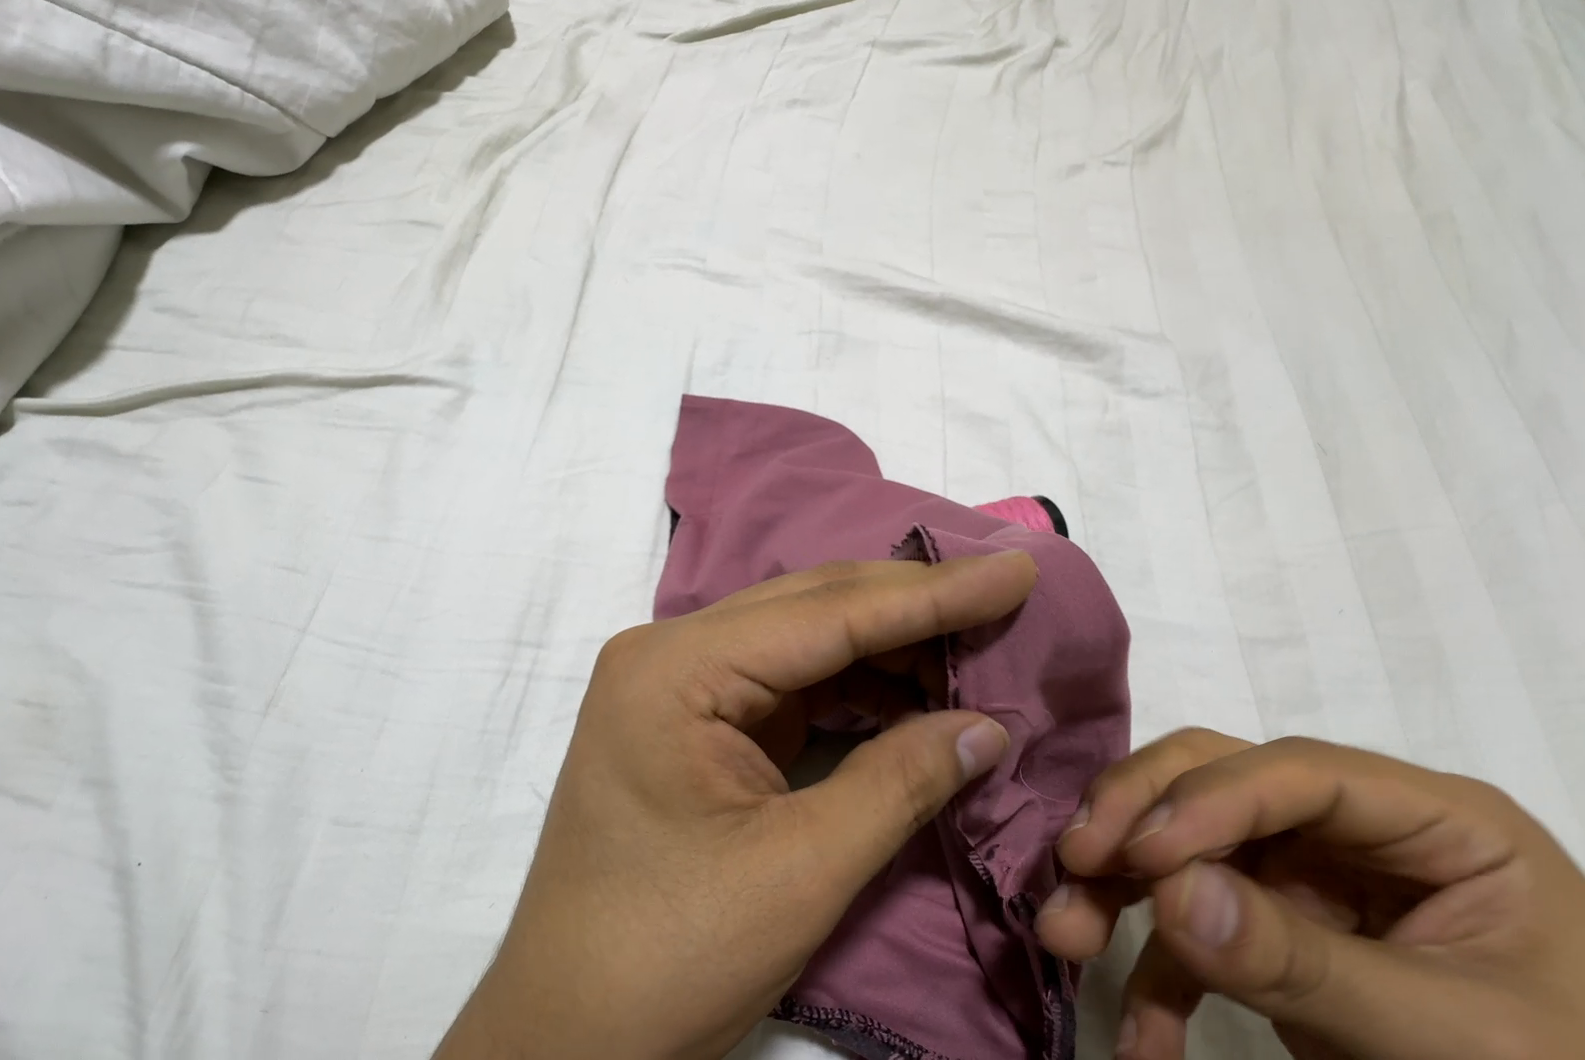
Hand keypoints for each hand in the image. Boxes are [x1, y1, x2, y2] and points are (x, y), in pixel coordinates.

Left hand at [437, 552, 1037, 1059]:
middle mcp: (672, 656)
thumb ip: (899, 782)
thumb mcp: (800, 870)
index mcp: (677, 668)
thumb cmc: (672, 954)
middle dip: (914, 608)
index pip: (829, 614)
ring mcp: (680, 689)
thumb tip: (987, 726)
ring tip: (976, 649)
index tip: (1015, 571)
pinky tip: (915, 693)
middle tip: (1006, 599)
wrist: (569, 1036)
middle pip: (814, 611)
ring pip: (806, 643)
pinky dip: (857, 689)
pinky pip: (790, 686)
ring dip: (890, 648)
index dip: (933, 594)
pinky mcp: (697, 727)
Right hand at [1040, 730, 1584, 1059]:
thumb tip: (1168, 889)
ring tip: (1063, 936)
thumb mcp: (1454, 1037)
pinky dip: (1158, 983)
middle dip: (1139, 821)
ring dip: (1121, 892)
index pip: (1298, 774)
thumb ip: (1306, 961)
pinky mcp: (1280, 941)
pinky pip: (1198, 940)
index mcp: (1434, 821)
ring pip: (1187, 851)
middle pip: (1219, 783)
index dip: (1207, 799)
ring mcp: (1312, 885)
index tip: (1133, 855)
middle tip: (1074, 862)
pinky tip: (1139, 1043)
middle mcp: (1358, 832)